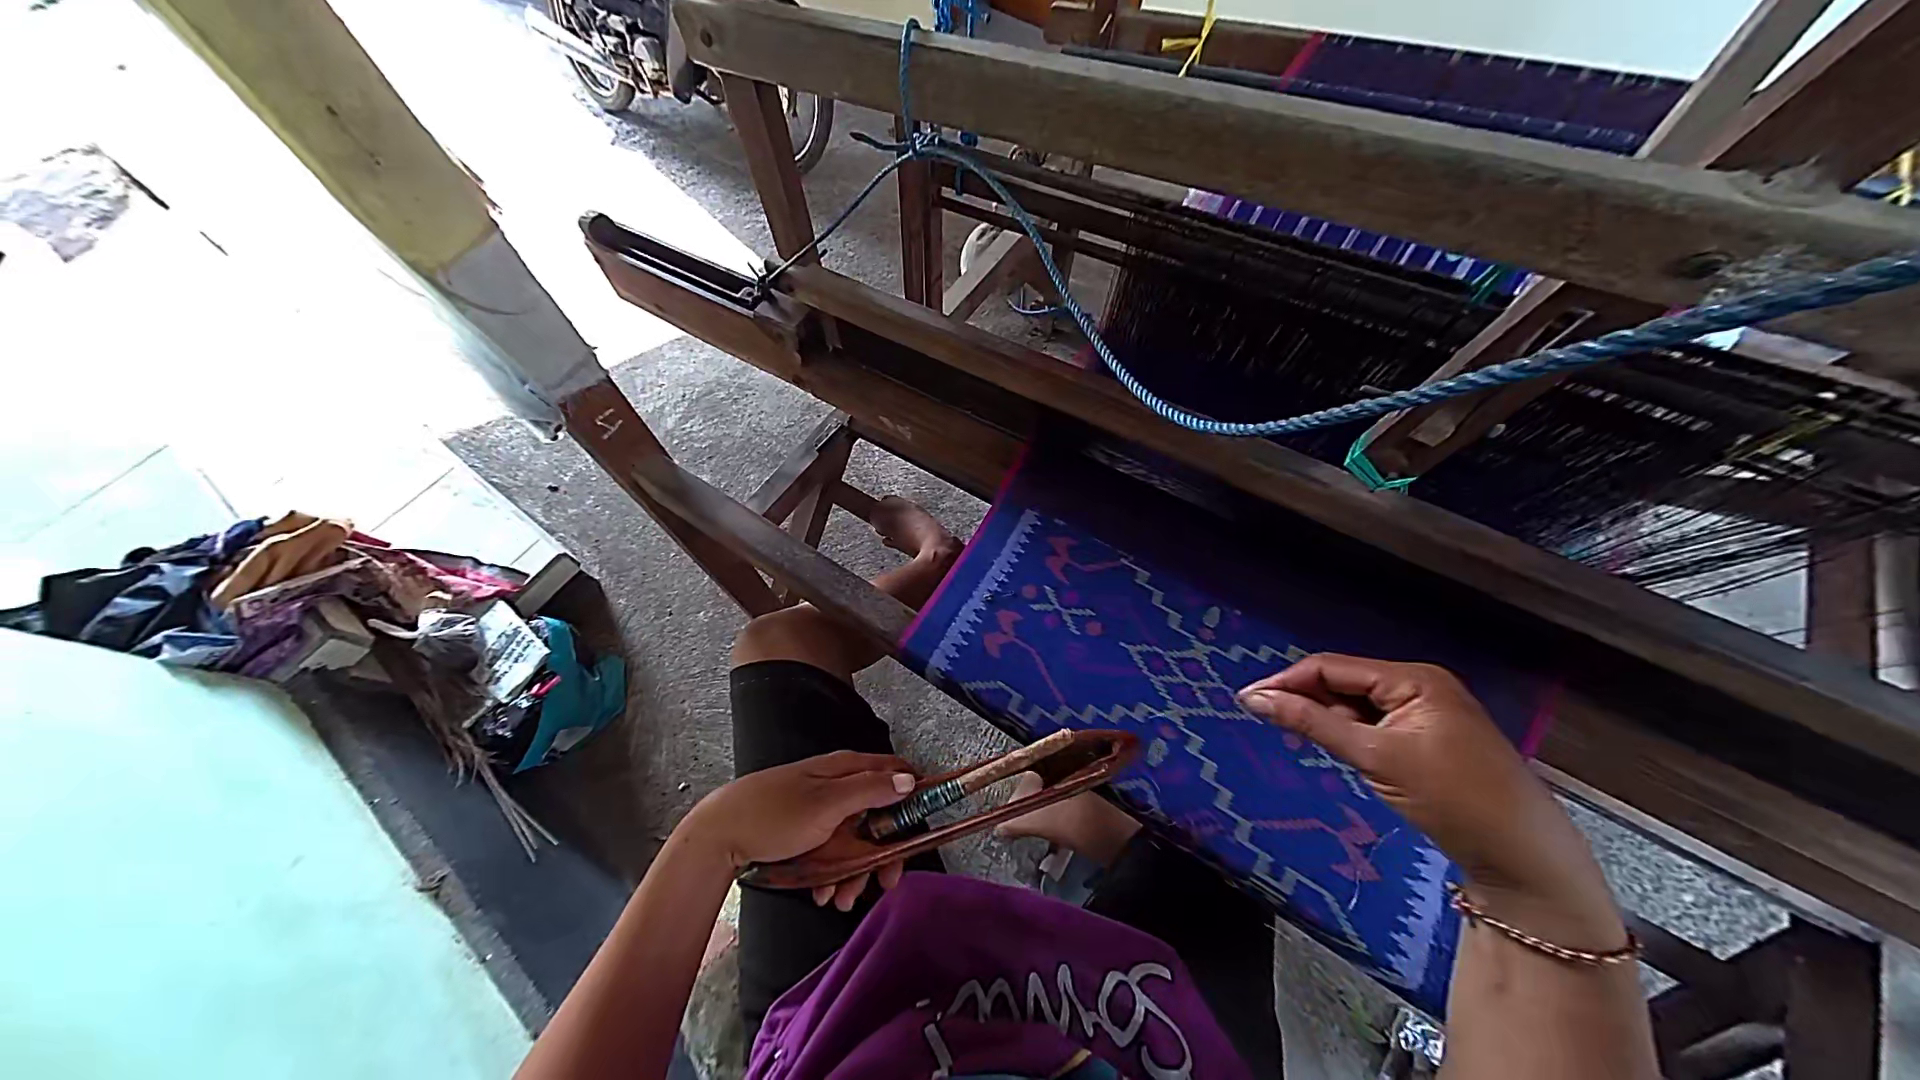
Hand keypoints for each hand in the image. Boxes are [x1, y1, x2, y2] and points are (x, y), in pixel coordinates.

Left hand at [679, 751, 916, 910]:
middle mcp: (839, 785)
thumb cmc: (774, 814)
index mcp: (847, 769)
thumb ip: (871, 790)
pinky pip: (833, 851)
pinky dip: (834, 873)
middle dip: (884, 851)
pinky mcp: (807, 830)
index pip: (896, 773)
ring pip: (857, 838)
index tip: (922, 831)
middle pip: (880, 814)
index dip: (915, 798)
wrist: (719, 834)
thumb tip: (909, 779)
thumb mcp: (828, 804)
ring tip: (843, 898)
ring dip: (856, 870)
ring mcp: (823, 809)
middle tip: (886, 882)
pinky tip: (823, 893)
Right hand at [1237, 655, 1616, 938]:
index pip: (1332, 667)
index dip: (1287, 681)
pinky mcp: (1425, 738)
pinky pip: (1372, 725)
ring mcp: (1424, 712)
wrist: (1525, 859)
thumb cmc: (1453, 798)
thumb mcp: (1375, 757)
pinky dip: (1349, 735)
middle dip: (1306, 700)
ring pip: (1355, 705)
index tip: (1248, 700)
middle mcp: (1418, 685)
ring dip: (1326, 719)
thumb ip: (1311, 723)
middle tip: (1268, 722)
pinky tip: (1336, 749)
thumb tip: (1254, 698)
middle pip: (1343, 683)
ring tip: (1301, 740)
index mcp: (1412, 678)